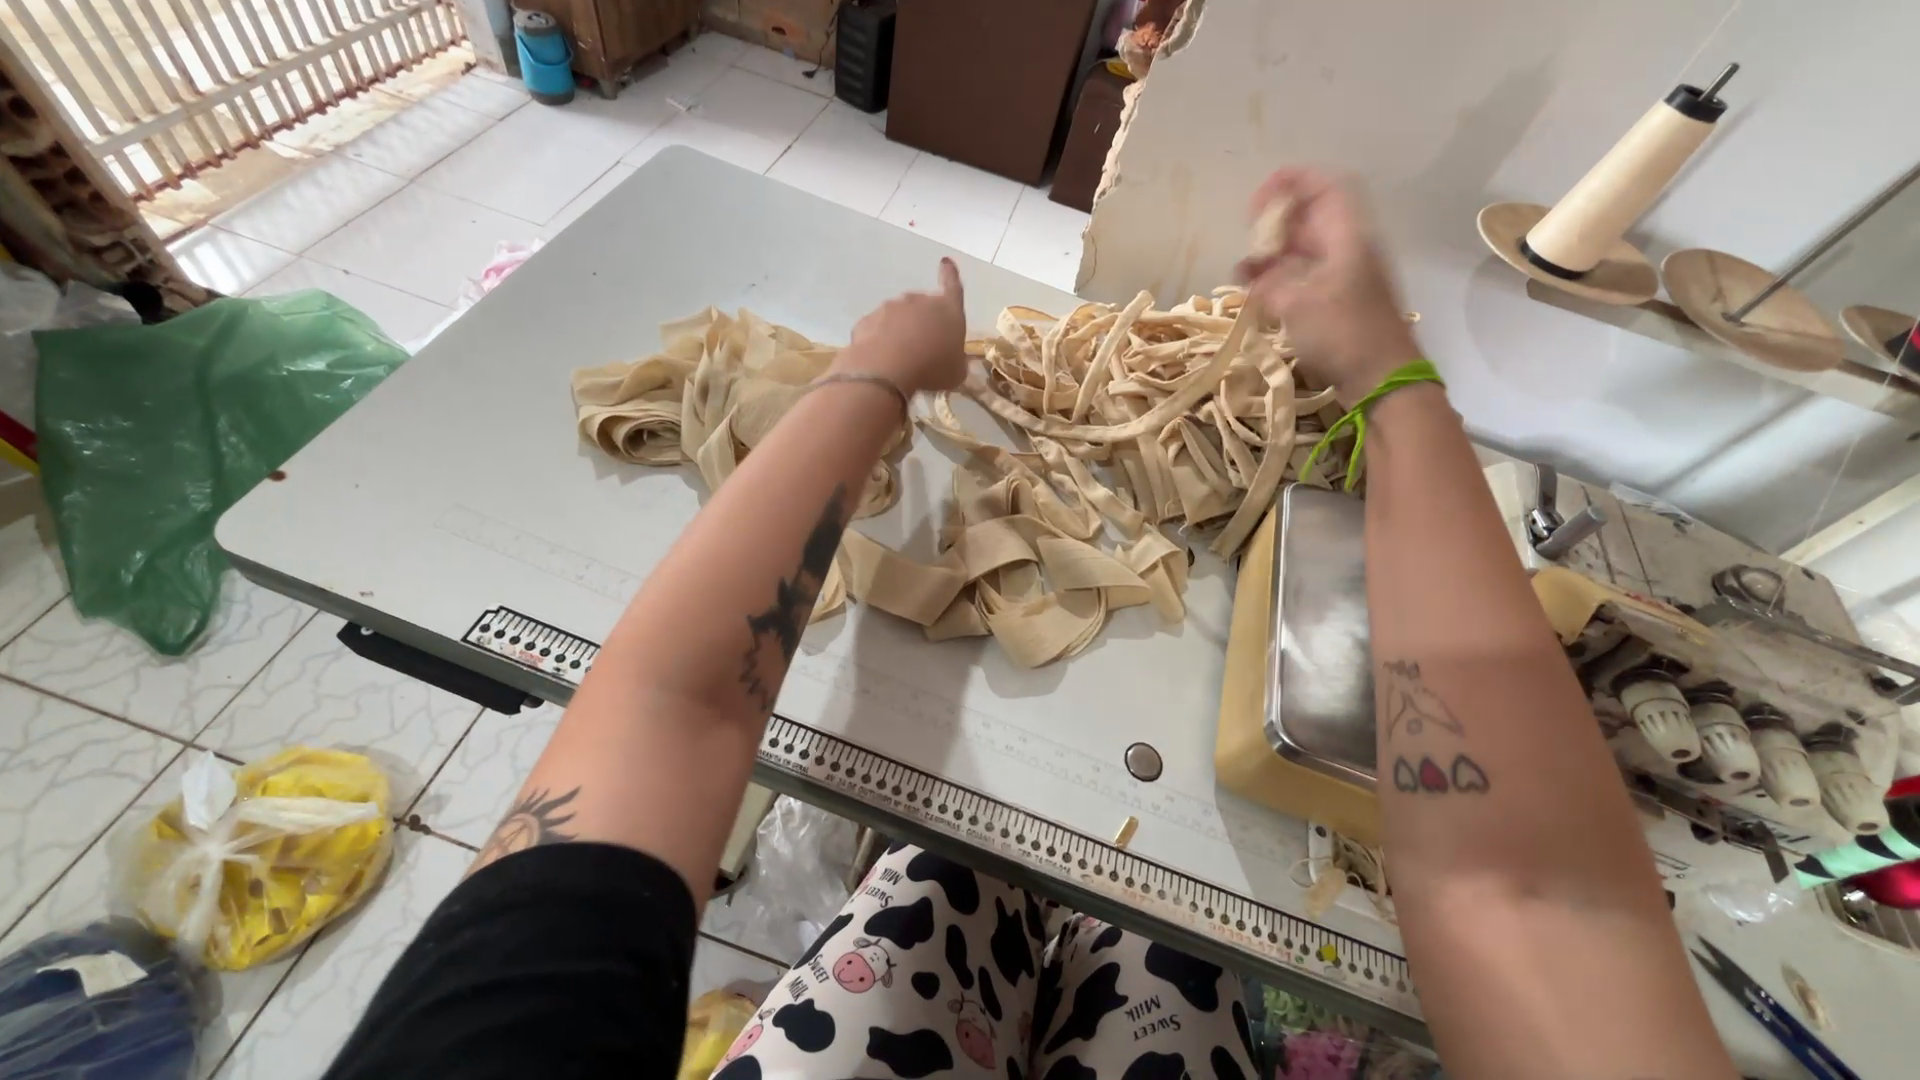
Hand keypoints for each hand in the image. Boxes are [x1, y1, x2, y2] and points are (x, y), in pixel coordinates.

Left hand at [837, 258, 969, 395]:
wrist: (887, 372)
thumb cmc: (932, 370)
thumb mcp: (956, 372)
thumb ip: (956, 361)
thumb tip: (954, 359)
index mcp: (948, 310)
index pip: (952, 286)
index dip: (950, 274)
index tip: (945, 262)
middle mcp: (919, 302)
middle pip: (923, 305)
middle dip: (923, 320)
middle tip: (923, 346)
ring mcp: (890, 308)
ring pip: (898, 316)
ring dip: (900, 330)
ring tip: (900, 357)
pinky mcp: (867, 320)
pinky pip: (877, 328)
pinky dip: (879, 340)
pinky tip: (881, 359)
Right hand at [1238, 169, 1418, 405]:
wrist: (1381, 379)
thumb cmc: (1344, 334)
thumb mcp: (1297, 304)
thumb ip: (1269, 281)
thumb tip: (1252, 273)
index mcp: (1346, 237)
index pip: (1324, 186)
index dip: (1290, 182)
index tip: (1256, 202)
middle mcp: (1347, 248)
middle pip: (1312, 217)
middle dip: (1276, 223)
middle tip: (1248, 240)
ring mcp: (1344, 275)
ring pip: (1305, 249)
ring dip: (1274, 254)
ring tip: (1245, 270)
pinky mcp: (1337, 300)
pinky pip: (1305, 276)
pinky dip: (1280, 278)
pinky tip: (1257, 293)